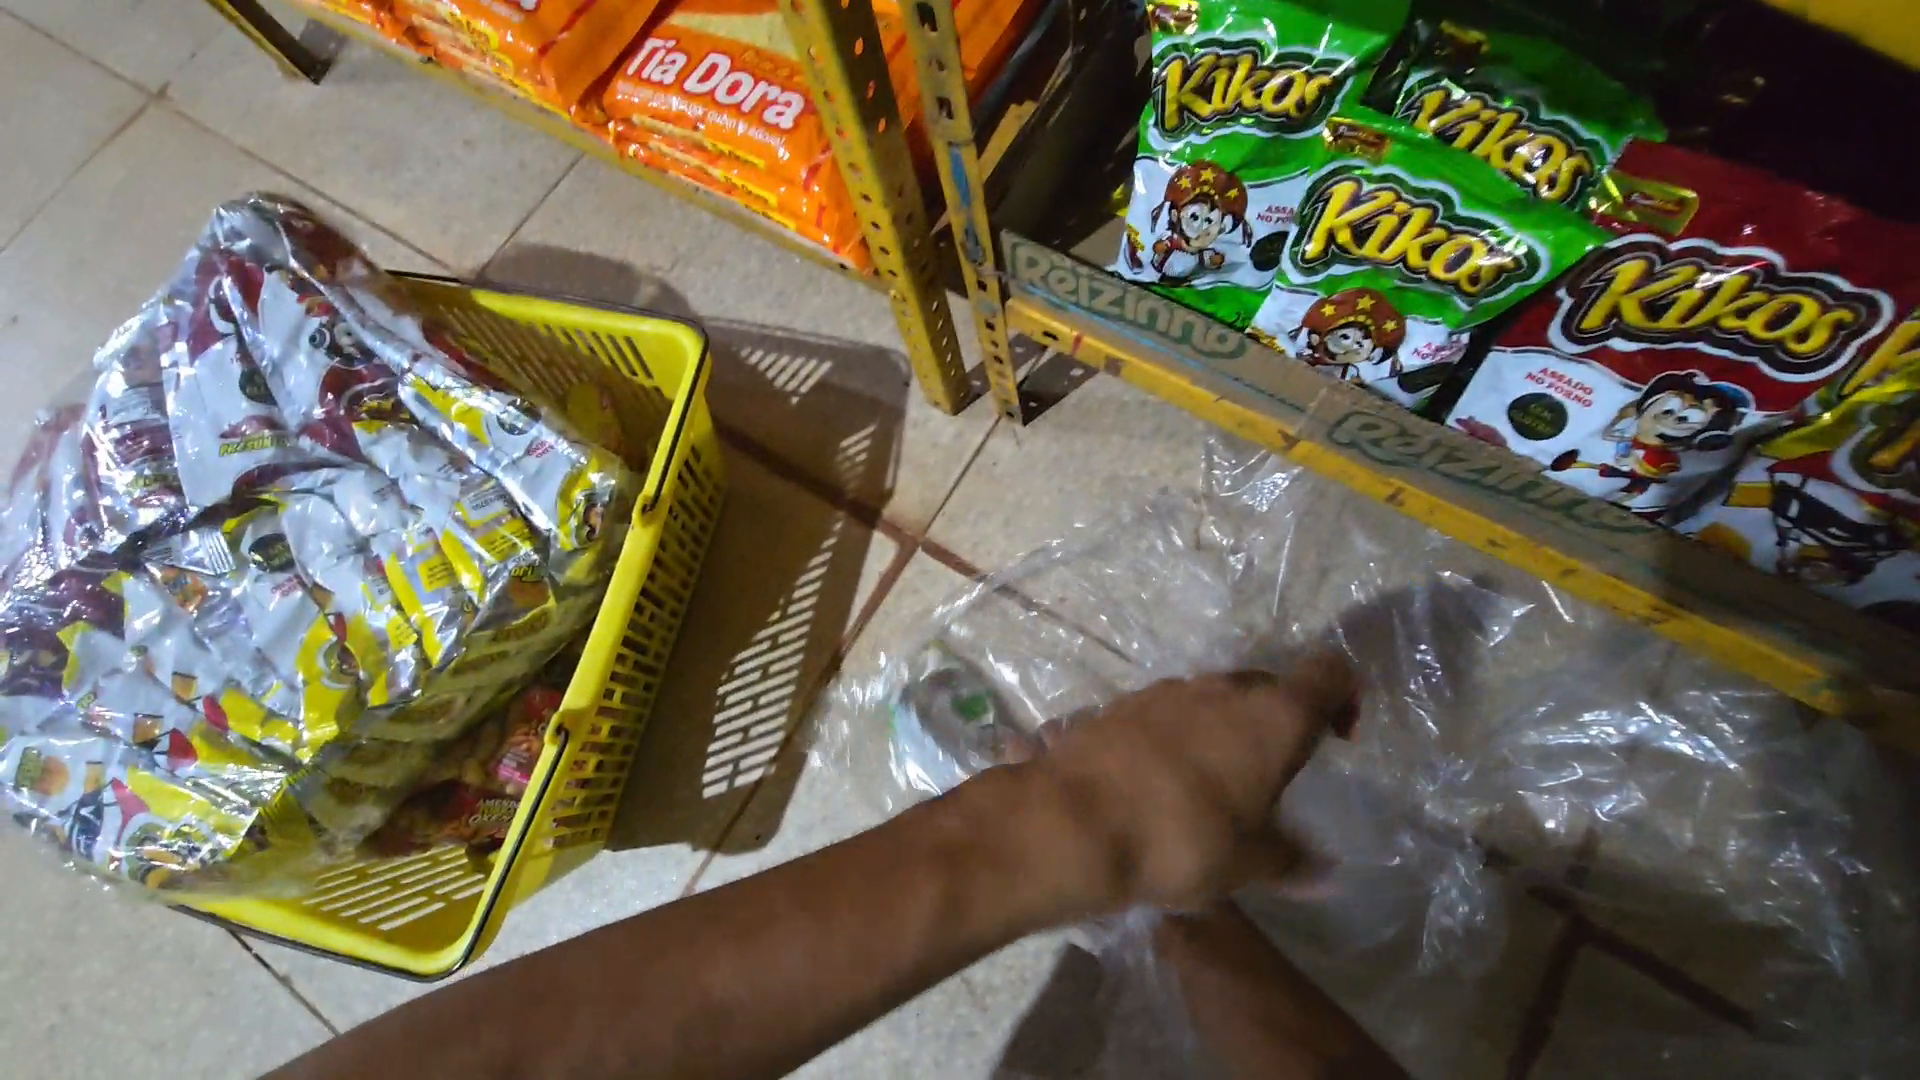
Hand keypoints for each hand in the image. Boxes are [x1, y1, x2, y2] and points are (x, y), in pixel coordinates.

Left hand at [1019, 652, 1356, 912]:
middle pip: (1266, 686)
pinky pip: (1166, 711)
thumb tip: (1324, 872)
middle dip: (1277, 722)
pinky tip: (1162, 779)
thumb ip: (1291, 861)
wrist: (1074, 820)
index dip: (1342, 695)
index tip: (1336, 737)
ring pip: (1212, 697)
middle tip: (1272, 776)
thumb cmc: (1180, 839)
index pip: (1327, 673)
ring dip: (1223, 728)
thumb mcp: (1247, 864)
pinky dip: (1177, 735)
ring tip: (1213, 784)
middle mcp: (1220, 688)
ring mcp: (1165, 691)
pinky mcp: (1120, 704)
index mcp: (1269, 716)